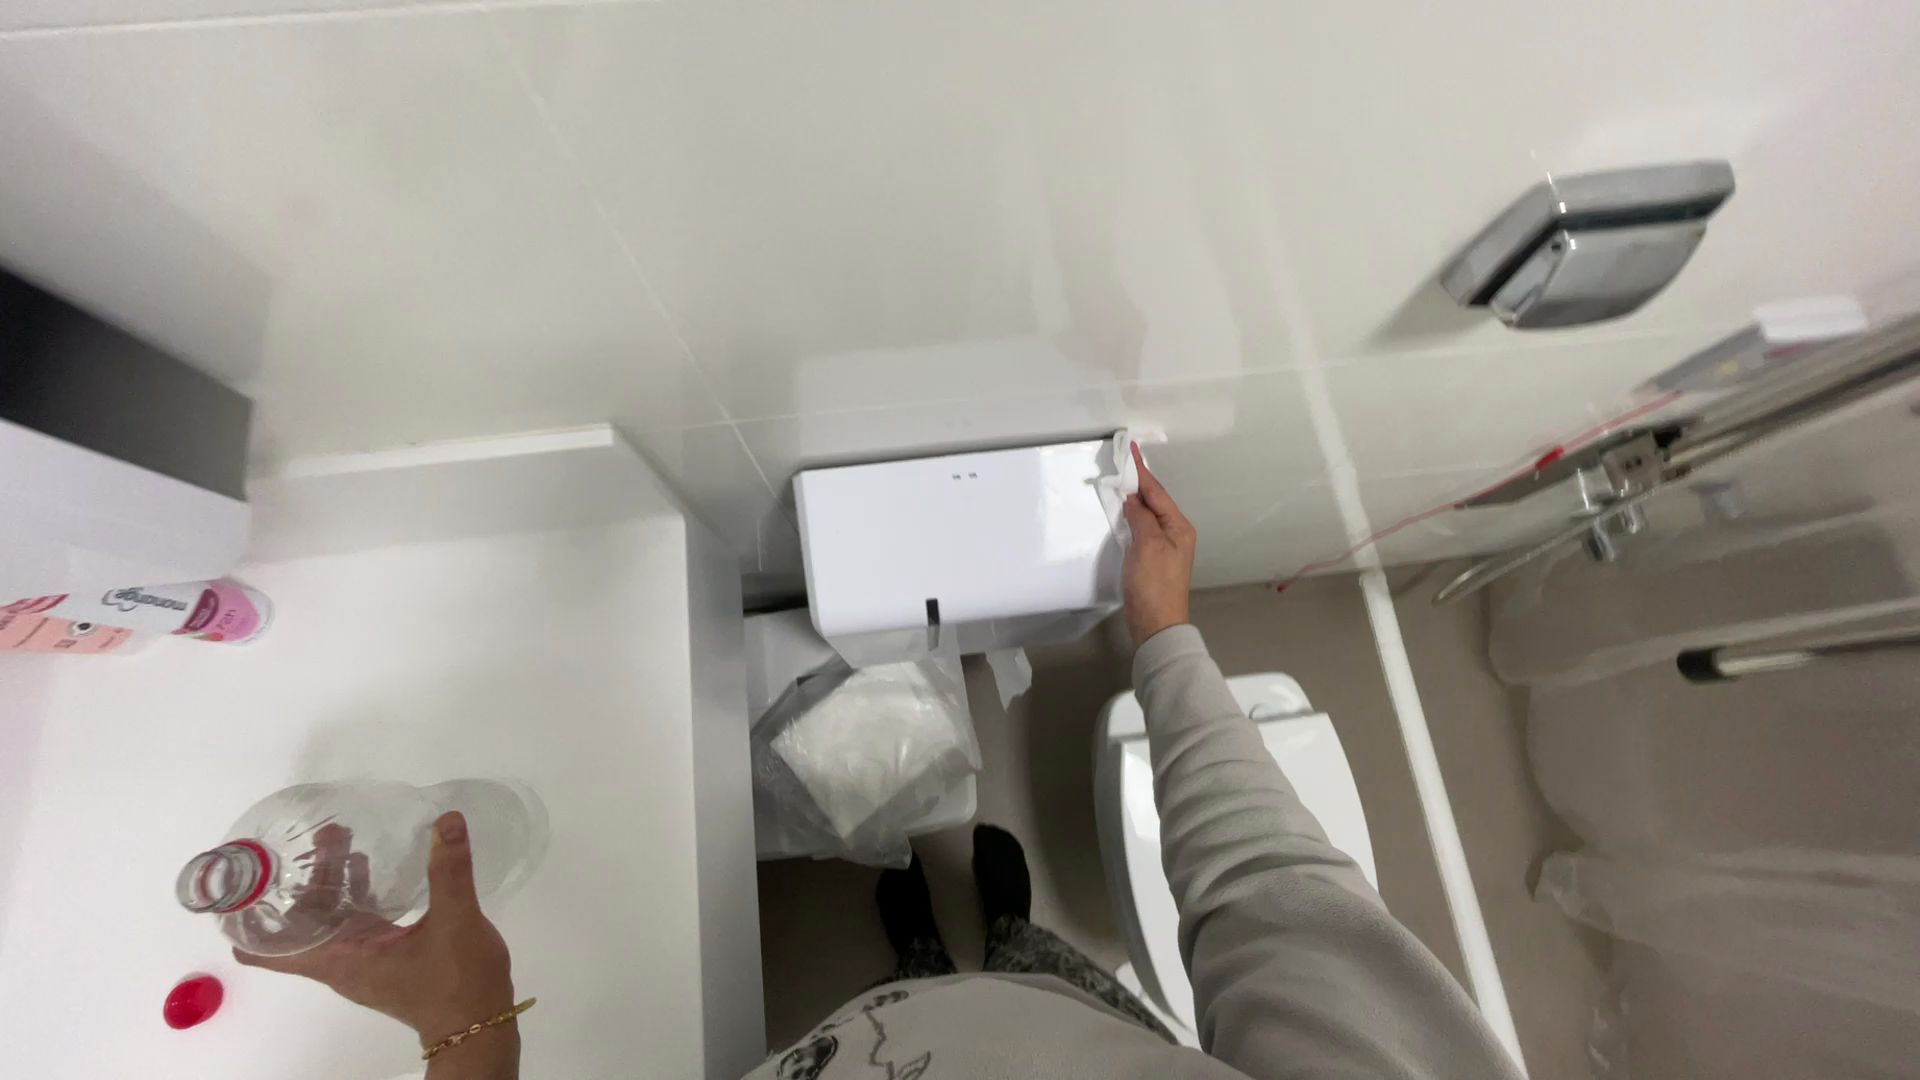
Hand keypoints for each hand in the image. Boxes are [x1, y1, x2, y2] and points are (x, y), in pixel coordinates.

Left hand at [235, 812, 515, 1042]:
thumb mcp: (455, 920)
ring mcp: (364, 958)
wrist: (477, 1020)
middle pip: (303, 921)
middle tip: (326, 834)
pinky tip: (376, 869)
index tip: (250, 877)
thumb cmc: (456, 977)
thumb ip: (449, 870)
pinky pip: (358, 921)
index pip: (265, 950)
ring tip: (346, 841)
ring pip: (332, 919)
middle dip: (306, 879)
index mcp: (340, 959)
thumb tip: (448, 820)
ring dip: (333, 883)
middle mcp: (342, 961)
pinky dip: (358, 894)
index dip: (249, 917)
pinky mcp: (387, 955)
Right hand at [1121, 443, 1195, 645]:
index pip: (1156, 492)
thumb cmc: (1153, 584)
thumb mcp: (1147, 544)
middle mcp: (1174, 533)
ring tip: (1119, 483)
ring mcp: (1163, 547)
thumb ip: (1140, 517)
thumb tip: (1132, 500)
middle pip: (1154, 501)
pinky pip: (1140, 529)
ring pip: (1146, 515)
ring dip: (1133, 499)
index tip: (1132, 451)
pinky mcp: (1150, 559)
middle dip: (1138, 483)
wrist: (1155, 623)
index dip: (1142, 472)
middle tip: (1122, 464)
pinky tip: (1121, 514)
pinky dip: (1130, 517)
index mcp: (1178, 526)